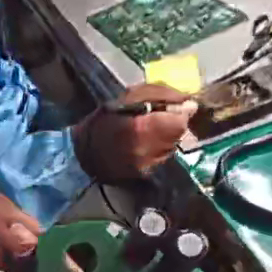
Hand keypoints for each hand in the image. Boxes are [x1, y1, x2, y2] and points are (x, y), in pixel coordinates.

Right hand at [74, 84, 196, 180]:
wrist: (82, 154)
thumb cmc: (103, 121)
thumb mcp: (129, 97)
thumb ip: (161, 96)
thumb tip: (189, 102)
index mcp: (142, 129)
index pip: (181, 122)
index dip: (181, 113)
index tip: (176, 107)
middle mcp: (148, 151)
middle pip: (179, 135)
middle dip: (174, 125)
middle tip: (161, 118)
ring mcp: (147, 167)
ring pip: (172, 148)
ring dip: (167, 138)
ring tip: (151, 131)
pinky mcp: (145, 175)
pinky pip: (162, 158)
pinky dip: (159, 150)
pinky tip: (146, 145)